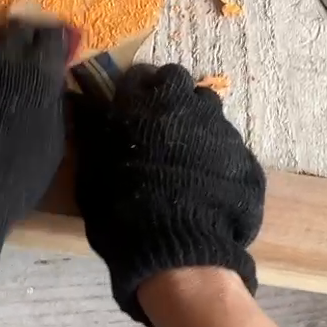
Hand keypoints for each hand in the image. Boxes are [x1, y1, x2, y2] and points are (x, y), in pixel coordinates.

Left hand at [0, 21, 71, 277]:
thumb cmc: (15, 176)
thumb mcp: (48, 141)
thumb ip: (47, 105)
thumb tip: (46, 89)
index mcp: (37, 73)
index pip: (49, 37)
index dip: (46, 40)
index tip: (44, 46)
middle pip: (9, 35)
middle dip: (9, 44)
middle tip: (4, 66)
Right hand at [72, 63, 266, 324]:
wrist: (178, 252)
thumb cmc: (122, 209)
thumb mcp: (91, 168)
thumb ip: (94, 130)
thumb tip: (82, 104)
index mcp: (142, 102)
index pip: (139, 75)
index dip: (134, 91)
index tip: (129, 107)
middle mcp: (183, 104)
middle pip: (178, 82)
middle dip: (169, 97)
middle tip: (159, 126)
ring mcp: (218, 128)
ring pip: (208, 109)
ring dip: (195, 122)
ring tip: (186, 155)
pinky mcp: (243, 156)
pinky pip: (227, 145)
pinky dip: (217, 155)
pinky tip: (206, 182)